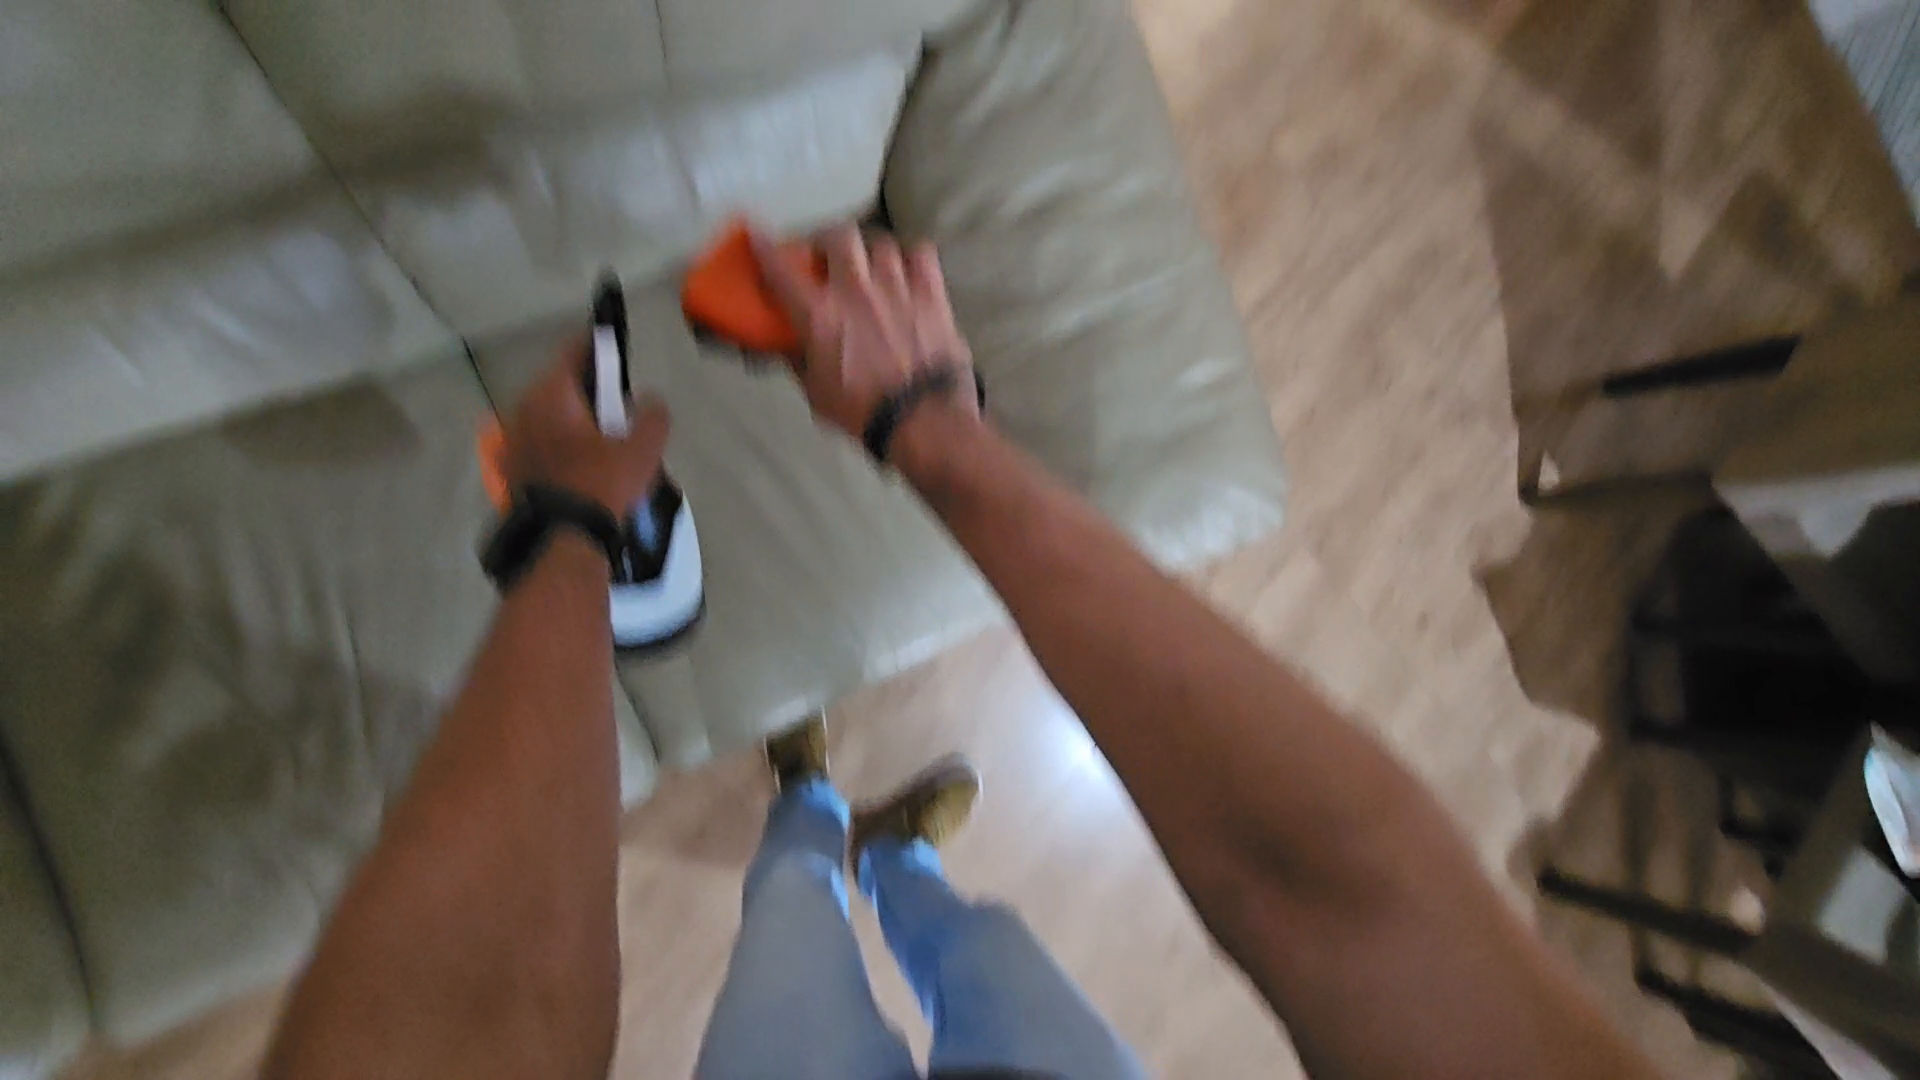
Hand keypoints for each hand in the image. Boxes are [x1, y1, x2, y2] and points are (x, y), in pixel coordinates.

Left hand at [503, 338, 670, 513]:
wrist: (561, 537)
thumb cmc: (602, 484)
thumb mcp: (643, 450)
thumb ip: (652, 417)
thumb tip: (651, 399)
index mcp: (552, 394)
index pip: (575, 352)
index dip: (598, 345)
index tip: (616, 344)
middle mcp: (524, 407)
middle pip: (561, 385)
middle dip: (589, 390)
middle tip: (619, 403)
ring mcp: (513, 438)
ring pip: (550, 415)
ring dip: (574, 418)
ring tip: (604, 435)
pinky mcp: (511, 466)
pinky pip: (542, 441)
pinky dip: (561, 443)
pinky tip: (583, 461)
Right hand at [754, 224, 979, 450]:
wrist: (925, 420)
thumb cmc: (865, 414)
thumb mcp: (817, 394)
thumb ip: (800, 362)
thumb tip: (787, 346)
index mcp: (820, 316)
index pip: (782, 271)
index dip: (766, 249)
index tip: (758, 236)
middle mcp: (855, 290)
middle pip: (838, 237)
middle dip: (829, 243)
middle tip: (829, 258)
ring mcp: (897, 287)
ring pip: (881, 243)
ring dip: (871, 253)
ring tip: (872, 267)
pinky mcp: (932, 294)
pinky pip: (921, 253)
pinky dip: (911, 257)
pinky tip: (909, 271)